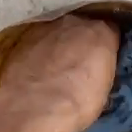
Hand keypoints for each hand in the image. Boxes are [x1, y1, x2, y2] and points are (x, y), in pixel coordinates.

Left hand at [0, 14, 118, 131]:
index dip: (106, 47)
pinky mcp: (22, 39)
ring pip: (57, 33)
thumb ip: (101, 69)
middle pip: (81, 28)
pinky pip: (37, 43)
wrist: (32, 108)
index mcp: (101, 33)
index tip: (103, 61)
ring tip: (54, 70)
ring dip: (58, 46)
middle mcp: (74, 23)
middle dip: (81, 42)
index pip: (110, 32)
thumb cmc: (78, 102)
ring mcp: (45, 28)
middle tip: (77, 65)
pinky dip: (38, 53)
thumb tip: (94, 70)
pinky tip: (35, 71)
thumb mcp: (103, 89)